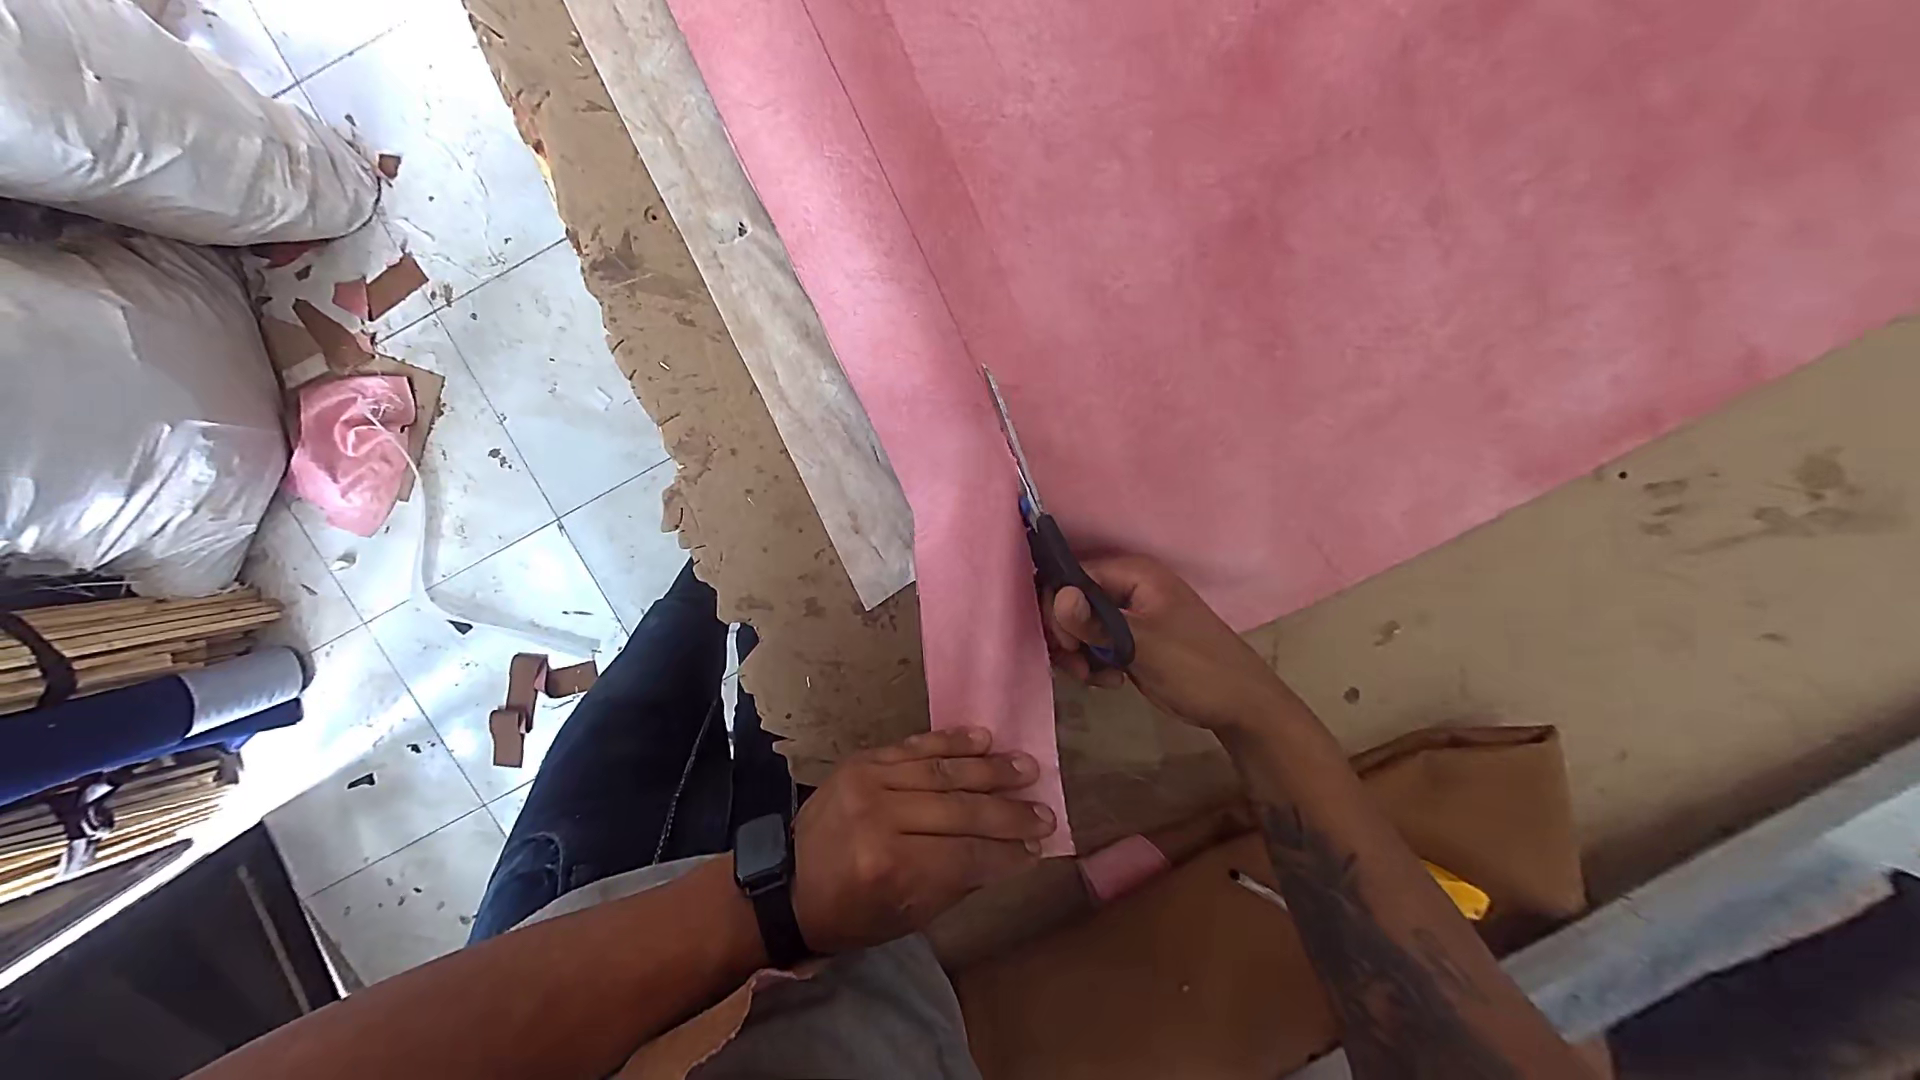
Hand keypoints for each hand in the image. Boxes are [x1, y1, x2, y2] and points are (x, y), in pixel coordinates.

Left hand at [791, 727, 1055, 952]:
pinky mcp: (864, 759)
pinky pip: (915, 745)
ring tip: (1026, 767)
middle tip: (1044, 810)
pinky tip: (984, 739)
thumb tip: (1009, 852)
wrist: (788, 882)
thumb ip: (957, 880)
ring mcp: (869, 781)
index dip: (1007, 852)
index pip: (965, 855)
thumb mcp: (906, 916)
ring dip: (990, 769)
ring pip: (943, 770)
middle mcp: (880, 816)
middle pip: (960, 809)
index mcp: (889, 866)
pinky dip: (952, 741)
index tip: (1039, 847)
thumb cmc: (850, 912)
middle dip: (1009, 811)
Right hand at [1045, 553, 1291, 730]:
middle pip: (1073, 602)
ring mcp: (1129, 615)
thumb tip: (1056, 596)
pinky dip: (1093, 663)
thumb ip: (1097, 622)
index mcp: (1135, 574)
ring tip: (1094, 678)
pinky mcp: (1129, 641)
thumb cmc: (1197, 667)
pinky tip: (1109, 681)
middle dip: (1069, 635)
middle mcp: (1129, 588)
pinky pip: (1094, 644)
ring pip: (1080, 626)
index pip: (1075, 576)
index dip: (1060, 607)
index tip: (1065, 643)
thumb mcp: (1143, 645)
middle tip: (1077, 666)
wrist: (1240, 706)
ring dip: (1079, 654)